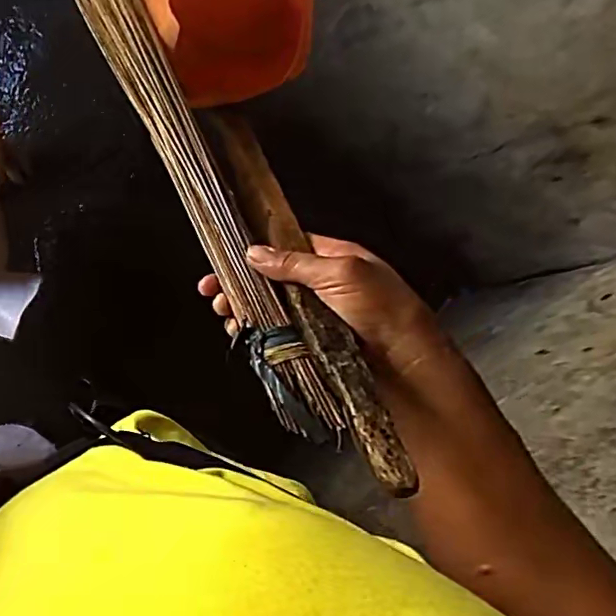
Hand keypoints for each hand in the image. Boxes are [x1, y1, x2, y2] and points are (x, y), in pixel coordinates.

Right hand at [197, 235, 449, 378]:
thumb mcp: (343, 273)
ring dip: (238, 307)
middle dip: (236, 282)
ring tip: (224, 311)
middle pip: (266, 279)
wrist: (404, 369)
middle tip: (212, 290)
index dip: (254, 251)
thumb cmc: (386, 314)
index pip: (285, 246)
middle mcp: (318, 287)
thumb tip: (254, 252)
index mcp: (333, 261)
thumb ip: (295, 262)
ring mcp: (308, 316)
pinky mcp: (301, 342)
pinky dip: (249, 330)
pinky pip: (267, 333)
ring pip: (262, 306)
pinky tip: (239, 330)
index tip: (225, 256)